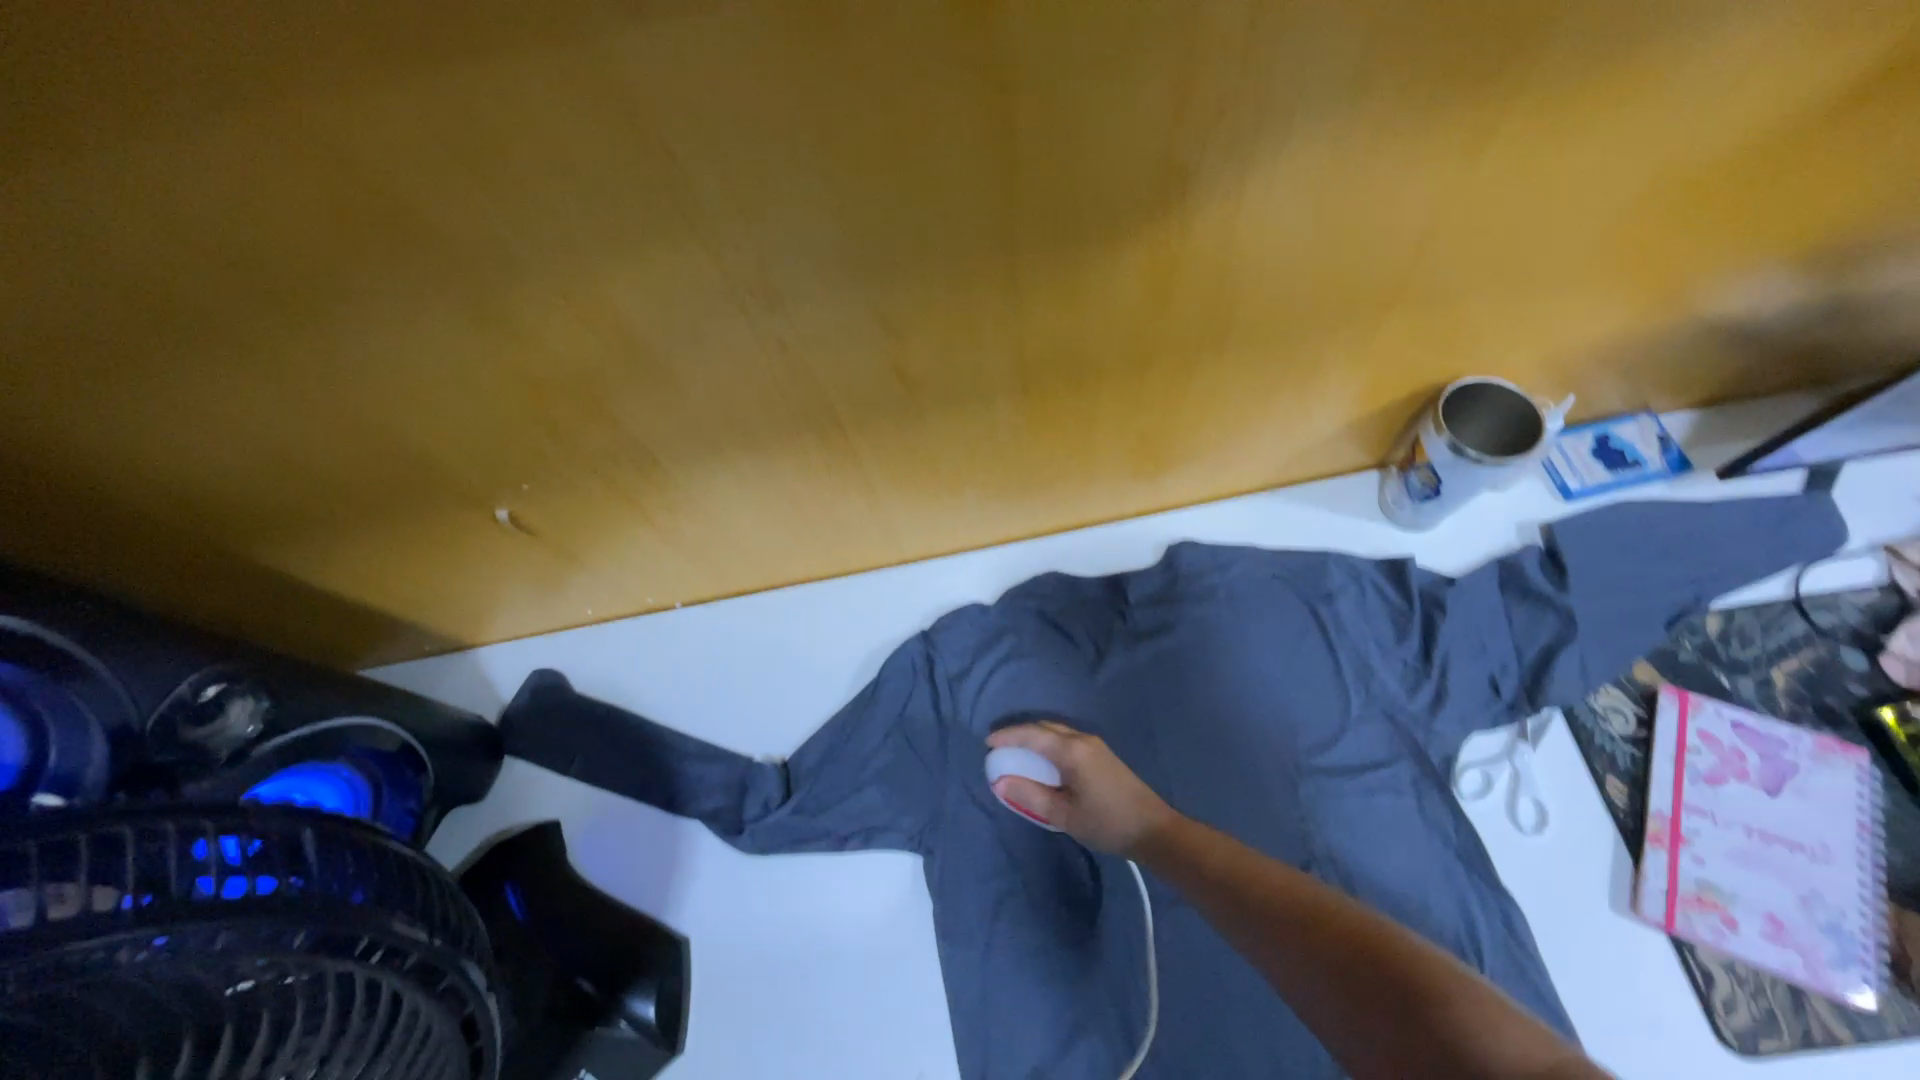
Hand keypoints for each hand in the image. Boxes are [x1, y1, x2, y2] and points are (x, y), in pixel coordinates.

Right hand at [986, 720, 1179, 856]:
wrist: (1153, 829)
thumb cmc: (1106, 823)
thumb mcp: (1064, 815)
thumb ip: (1030, 796)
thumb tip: (1000, 781)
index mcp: (1072, 751)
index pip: (1032, 735)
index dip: (1008, 736)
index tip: (987, 742)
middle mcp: (1082, 740)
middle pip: (1045, 727)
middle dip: (1020, 733)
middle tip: (999, 747)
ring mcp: (1095, 745)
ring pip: (1057, 732)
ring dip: (1035, 738)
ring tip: (1016, 753)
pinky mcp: (1101, 755)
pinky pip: (1067, 740)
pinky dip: (1049, 744)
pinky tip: (1042, 760)